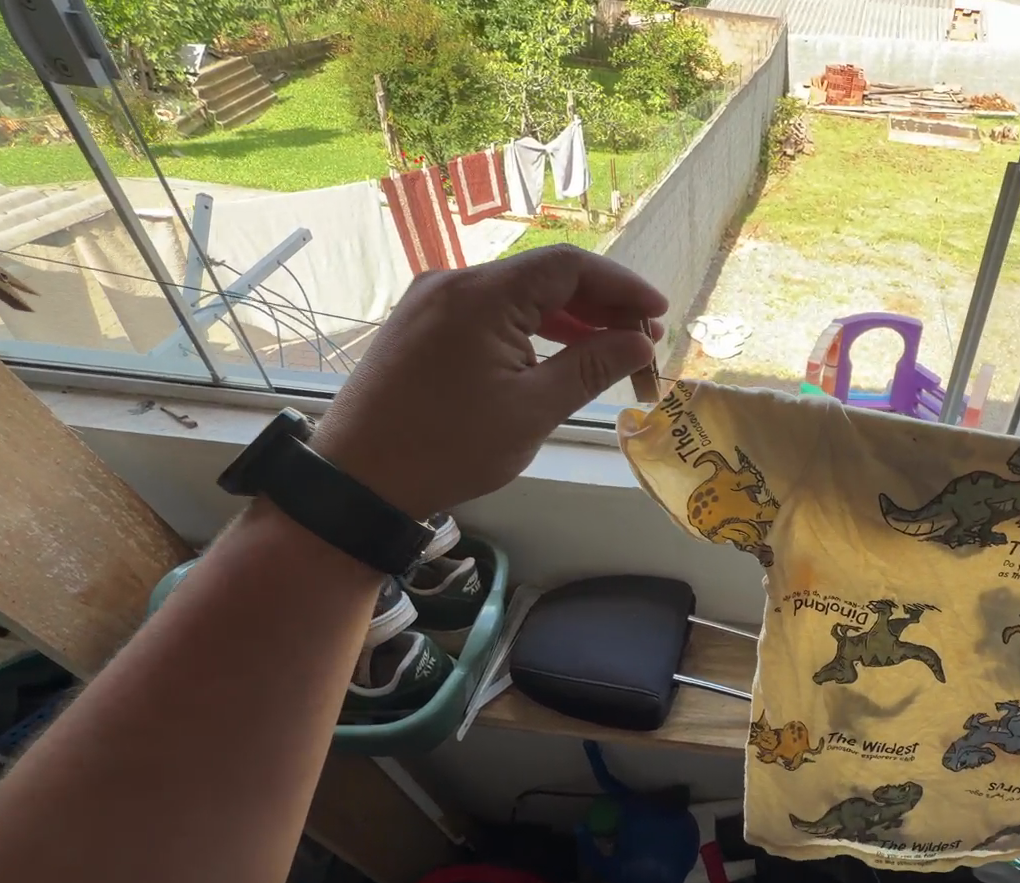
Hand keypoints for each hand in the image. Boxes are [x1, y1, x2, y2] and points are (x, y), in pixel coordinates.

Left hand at [310, 245, 666, 517]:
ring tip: (612, 351)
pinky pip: (492, 314)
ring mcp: (434, 302)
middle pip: (545, 277)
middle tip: (644, 340)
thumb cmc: (450, 447)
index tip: (660, 312)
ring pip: (519, 296)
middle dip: (601, 306)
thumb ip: (592, 367)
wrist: (358, 478)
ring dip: (570, 320)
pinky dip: (533, 331)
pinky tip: (560, 355)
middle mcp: (455, 283)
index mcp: (483, 296)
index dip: (622, 286)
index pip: (570, 267)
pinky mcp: (424, 326)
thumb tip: (641, 343)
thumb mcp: (534, 410)